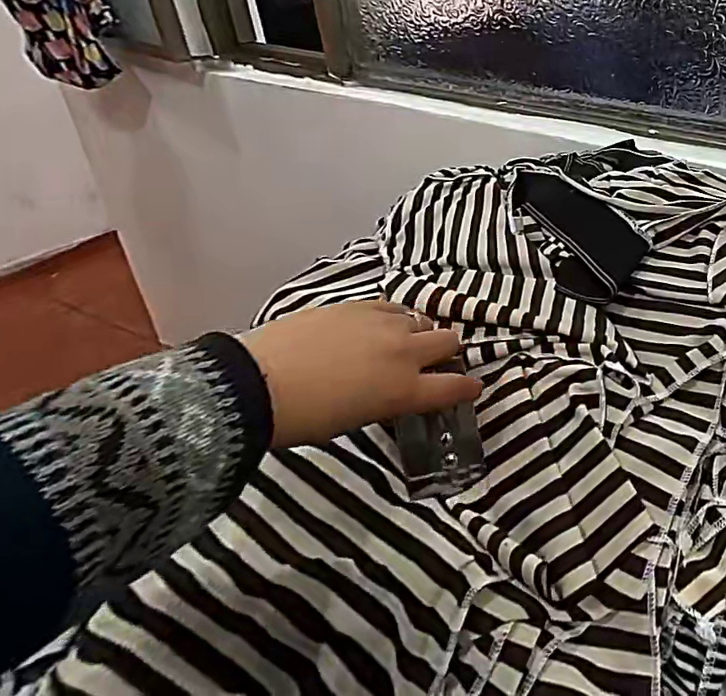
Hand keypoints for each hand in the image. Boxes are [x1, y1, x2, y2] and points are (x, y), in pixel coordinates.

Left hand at [238, 301, 482, 447]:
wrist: (253, 384)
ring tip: (396, 344)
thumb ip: (387, 402)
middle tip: (430, 362)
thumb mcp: (354, 420)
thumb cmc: (301, 417)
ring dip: (417, 333)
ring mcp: (384, 324)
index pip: (453, 387)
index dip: (467, 388)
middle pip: (448, 342)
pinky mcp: (361, 305)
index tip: (472, 387)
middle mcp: (404, 353)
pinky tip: (374, 328)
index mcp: (403, 390)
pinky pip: (393, 307)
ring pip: (421, 320)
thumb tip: (395, 393)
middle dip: (446, 352)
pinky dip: (392, 319)